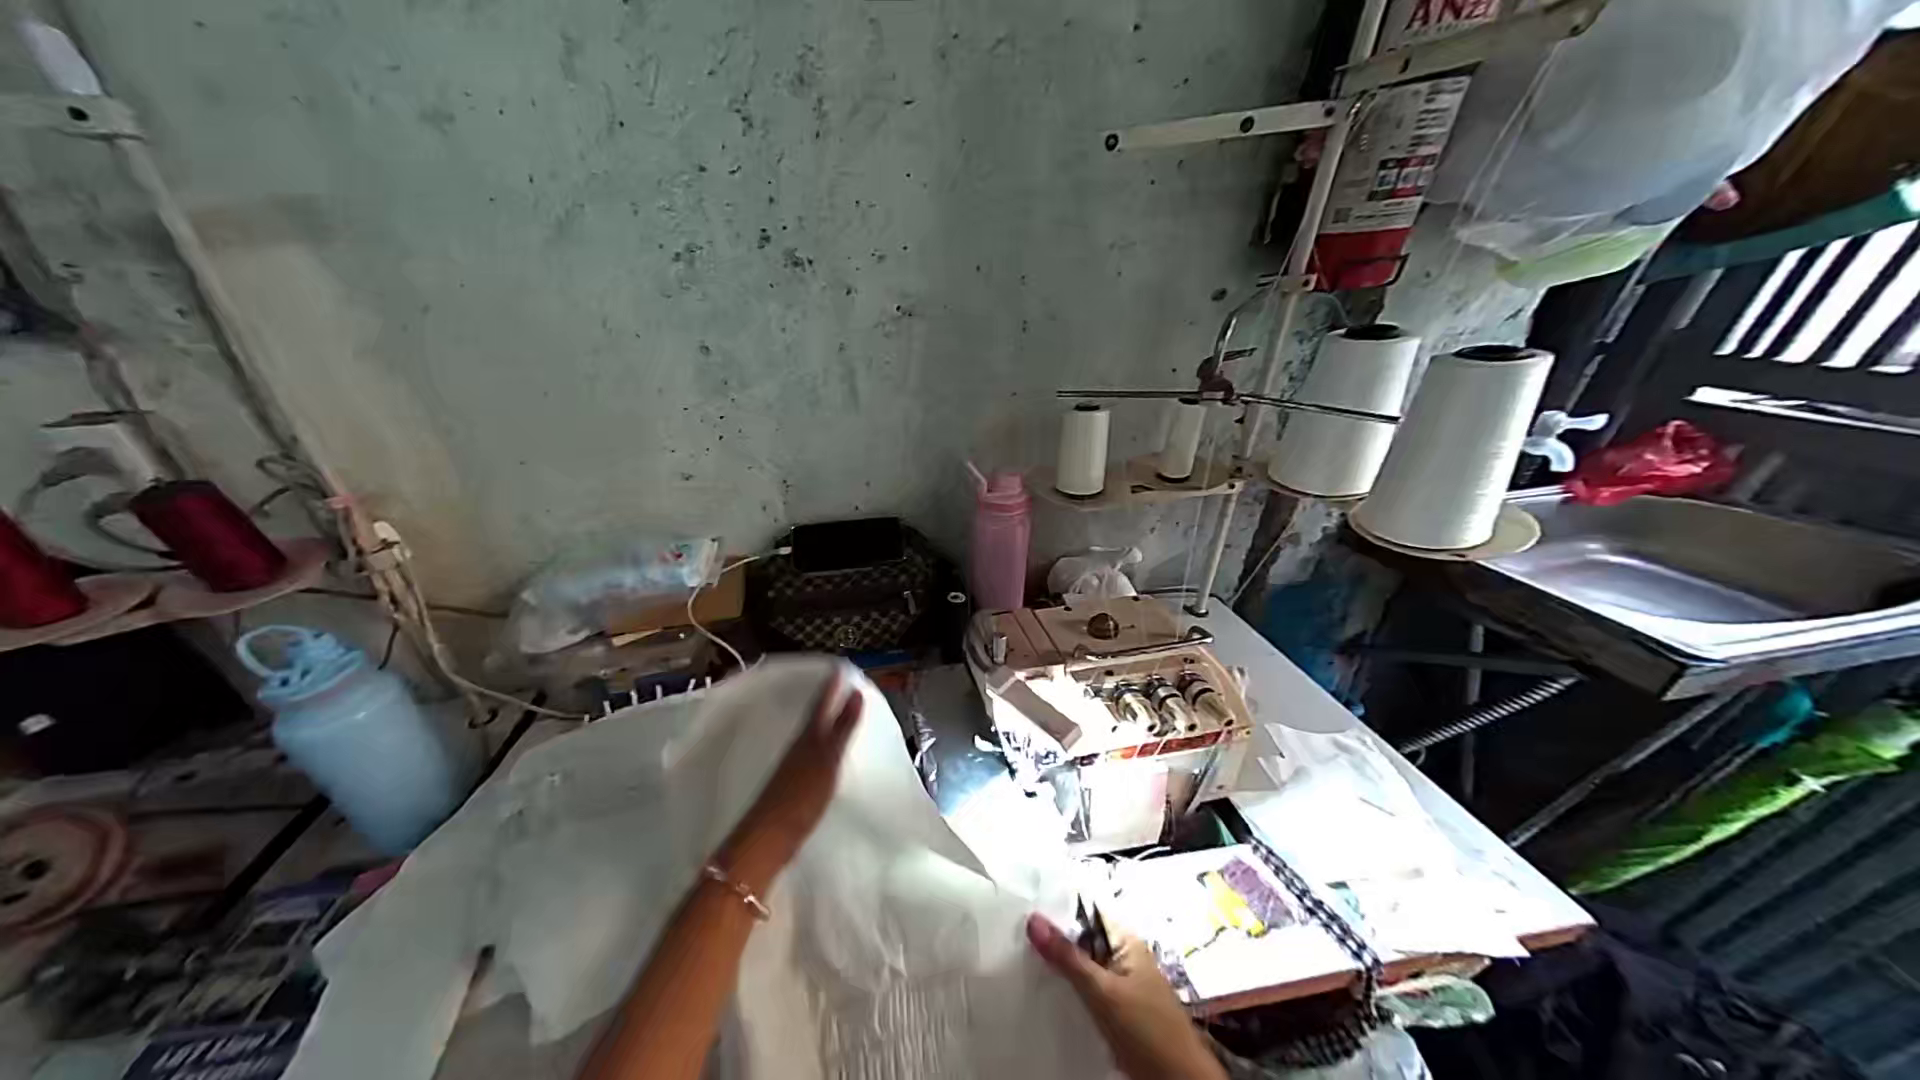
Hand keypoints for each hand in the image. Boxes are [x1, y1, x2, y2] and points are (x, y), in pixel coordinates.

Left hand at [714, 673, 862, 890]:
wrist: (769, 839)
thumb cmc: (801, 797)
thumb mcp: (828, 759)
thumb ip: (842, 728)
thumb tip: (855, 692)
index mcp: (806, 736)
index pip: (821, 704)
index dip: (830, 687)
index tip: (841, 668)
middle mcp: (796, 746)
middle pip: (814, 716)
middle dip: (826, 700)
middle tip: (842, 684)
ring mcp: (791, 766)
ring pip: (809, 732)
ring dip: (823, 721)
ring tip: (837, 711)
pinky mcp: (791, 784)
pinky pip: (807, 751)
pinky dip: (818, 742)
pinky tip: (823, 749)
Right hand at [1027, 913, 1226, 1079]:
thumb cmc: (1147, 1030)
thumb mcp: (1103, 992)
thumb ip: (1068, 957)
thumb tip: (1032, 918)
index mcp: (1126, 942)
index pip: (1087, 911)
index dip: (1058, 908)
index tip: (1024, 905)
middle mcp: (1123, 957)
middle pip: (1082, 939)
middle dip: (1054, 939)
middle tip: (1015, 934)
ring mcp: (1120, 985)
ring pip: (1082, 967)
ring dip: (1058, 966)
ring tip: (1020, 958)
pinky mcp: (1116, 1011)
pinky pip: (1085, 991)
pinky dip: (1067, 990)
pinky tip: (1043, 992)